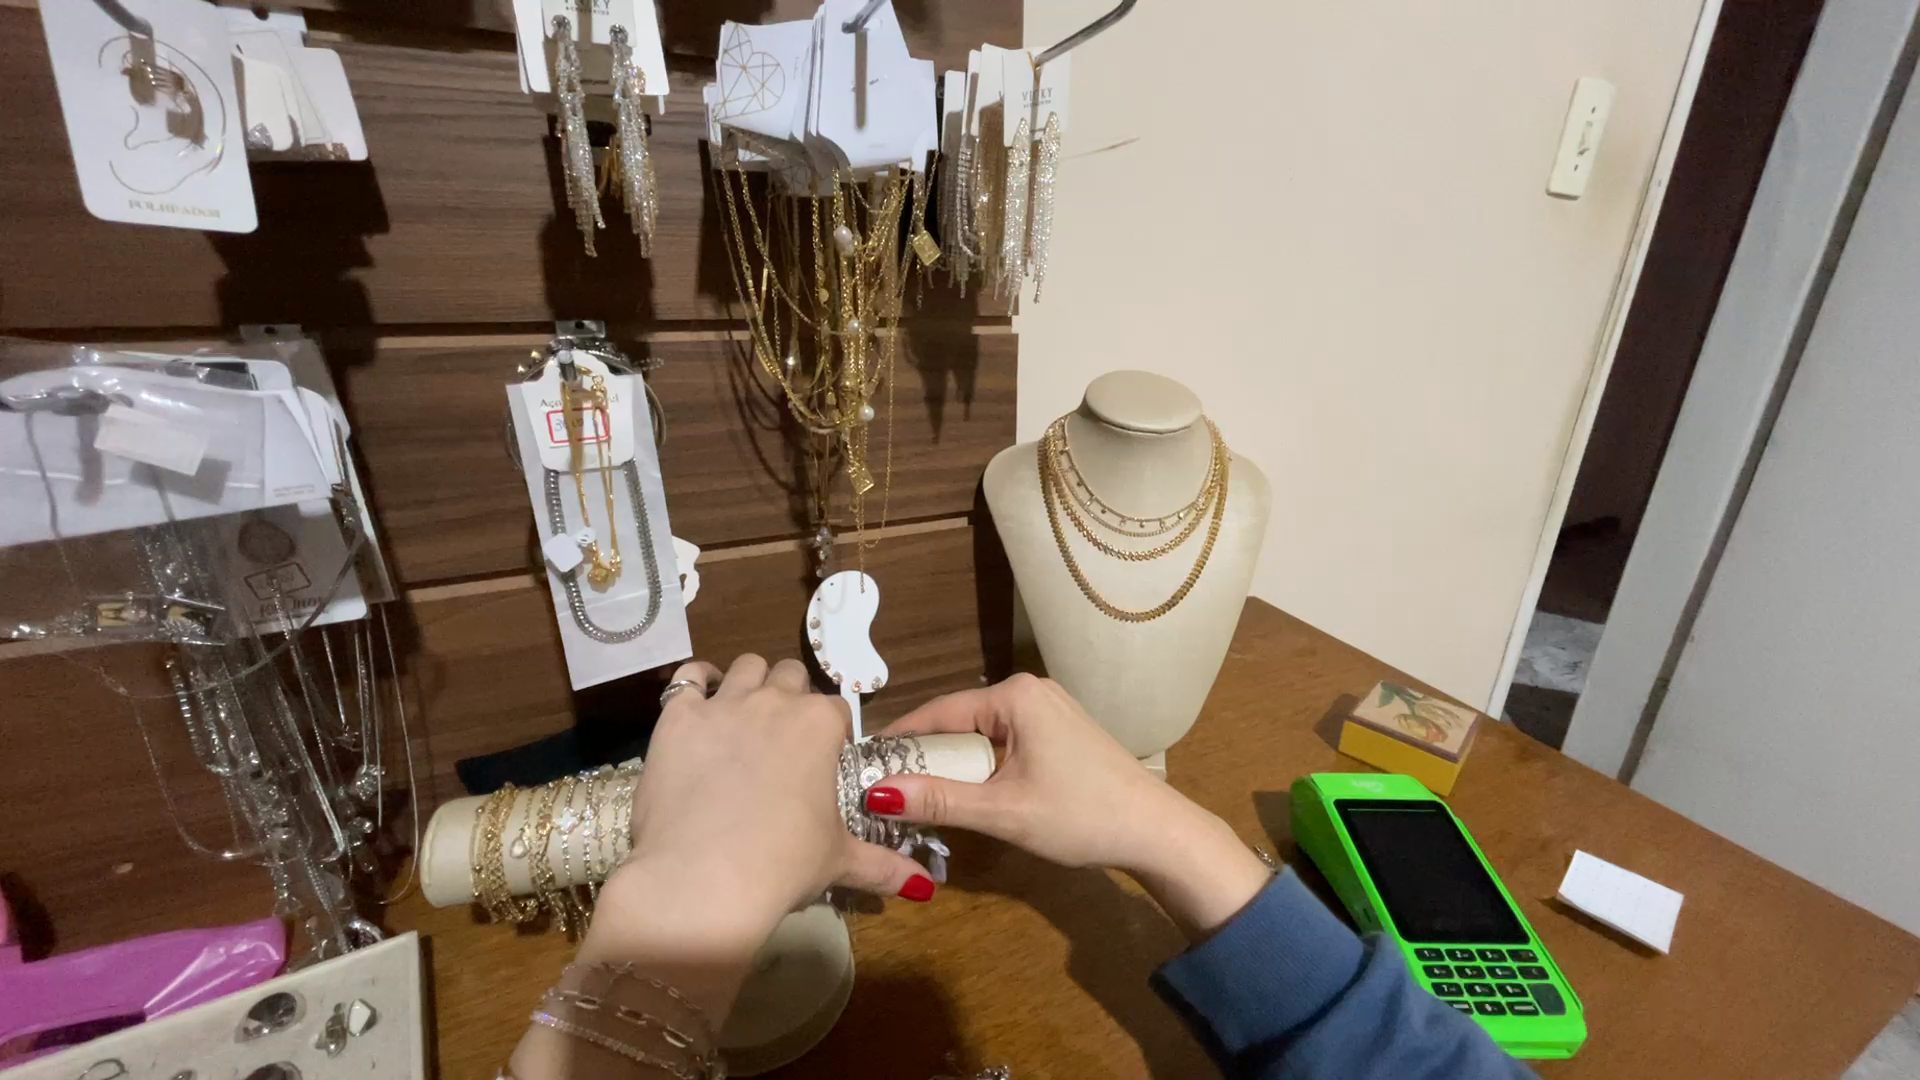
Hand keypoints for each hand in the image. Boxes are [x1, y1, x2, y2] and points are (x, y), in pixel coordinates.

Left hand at [574, 655, 931, 1013]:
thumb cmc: (783, 865)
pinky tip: (700, 704)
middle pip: (791, 675)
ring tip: (743, 715)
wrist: (703, 880)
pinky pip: (689, 677)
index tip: (822, 759)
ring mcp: (726, 703)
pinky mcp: (679, 716)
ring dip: (751, 682)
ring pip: (747, 666)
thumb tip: (924, 888)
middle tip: (782, 737)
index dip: (831, 731)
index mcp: (821, 724)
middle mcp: (777, 700)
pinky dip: (698, 682)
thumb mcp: (839, 861)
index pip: (837, 708)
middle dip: (791, 697)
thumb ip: (885, 867)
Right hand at [868, 674, 1272, 938]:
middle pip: (959, 721)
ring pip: (980, 733)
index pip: (938, 712)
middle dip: (926, 755)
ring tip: (919, 794)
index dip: (899, 739)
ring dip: (954, 763)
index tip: (863, 762)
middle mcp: (1028, 690)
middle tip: (887, 788)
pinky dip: (982, 764)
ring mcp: (1047, 708)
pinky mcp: (1058, 729)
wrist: (1156, 831)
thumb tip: (877, 793)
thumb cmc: (1080, 815)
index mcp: (1014, 696)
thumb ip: (940, 800)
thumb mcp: (1004, 810)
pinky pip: (1004, 740)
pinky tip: (969, 790)